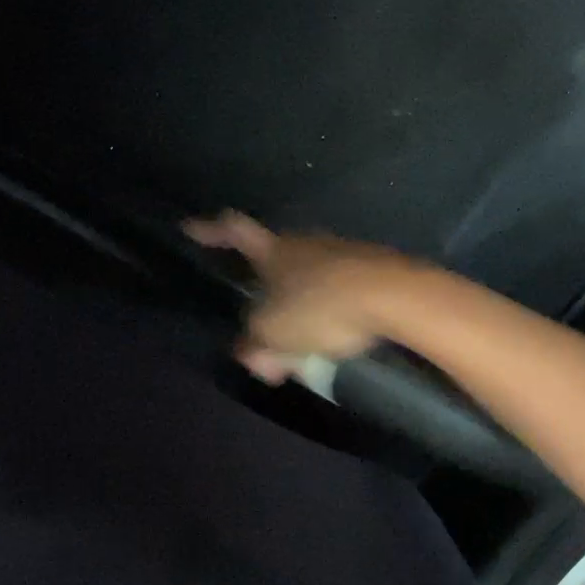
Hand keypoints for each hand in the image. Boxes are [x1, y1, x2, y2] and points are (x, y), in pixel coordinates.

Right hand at [185, 210, 418, 381]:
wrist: (393, 295)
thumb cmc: (320, 307)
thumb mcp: (274, 336)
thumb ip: (255, 346)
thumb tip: (253, 356)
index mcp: (274, 251)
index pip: (234, 231)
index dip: (210, 231)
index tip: (191, 228)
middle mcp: (305, 244)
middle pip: (274, 267)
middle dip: (266, 301)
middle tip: (266, 337)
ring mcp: (341, 254)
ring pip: (308, 286)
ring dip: (301, 316)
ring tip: (305, 354)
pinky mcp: (370, 271)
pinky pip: (338, 296)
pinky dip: (331, 319)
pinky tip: (337, 346)